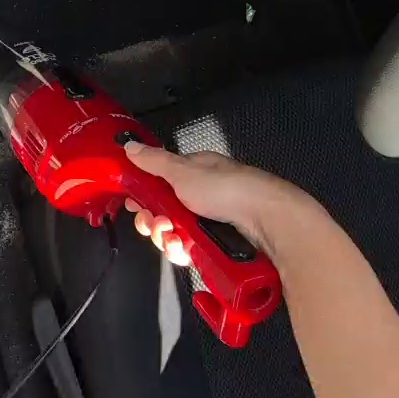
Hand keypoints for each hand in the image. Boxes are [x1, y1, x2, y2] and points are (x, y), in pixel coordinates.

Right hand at [122, 141, 308, 261]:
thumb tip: (130, 146)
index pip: (159, 182)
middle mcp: (201, 196)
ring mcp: (209, 221)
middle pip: (163, 211)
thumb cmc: (227, 189)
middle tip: (156, 225)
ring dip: (166, 237)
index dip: (144, 194)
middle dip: (153, 221)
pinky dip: (182, 251)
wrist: (268, 222)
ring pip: (174, 233)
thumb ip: (154, 161)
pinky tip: (183, 251)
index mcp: (195, 173)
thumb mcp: (184, 171)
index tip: (134, 204)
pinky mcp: (216, 244)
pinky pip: (188, 249)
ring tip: (173, 238)